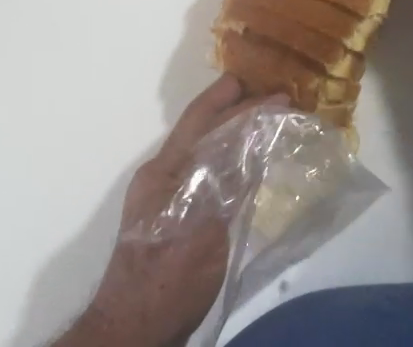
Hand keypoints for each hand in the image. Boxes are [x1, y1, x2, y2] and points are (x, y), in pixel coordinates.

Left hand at [68, 76, 273, 346]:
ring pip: (206, 151)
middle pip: (204, 130)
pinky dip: (232, 162)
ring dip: (237, 135)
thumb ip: (229, 188)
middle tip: (279, 100)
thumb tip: (254, 149)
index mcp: (163, 171)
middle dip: (239, 111)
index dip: (235, 99)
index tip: (273, 90)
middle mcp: (161, 175)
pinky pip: (207, 175)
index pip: (201, 119)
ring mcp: (166, 197)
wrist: (133, 332)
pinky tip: (254, 168)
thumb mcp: (204, 234)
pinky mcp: (175, 218)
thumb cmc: (167, 282)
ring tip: (272, 125)